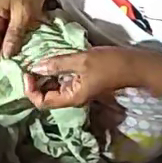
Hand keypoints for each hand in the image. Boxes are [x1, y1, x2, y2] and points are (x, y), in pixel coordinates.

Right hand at [0, 0, 45, 62]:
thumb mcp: (24, 13)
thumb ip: (14, 34)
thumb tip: (6, 55)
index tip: (10, 60)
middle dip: (1, 53)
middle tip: (20, 58)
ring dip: (8, 47)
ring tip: (23, 50)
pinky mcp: (2, 17)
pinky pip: (3, 34)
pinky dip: (12, 40)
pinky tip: (23, 41)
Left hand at [25, 47, 142, 109]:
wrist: (134, 66)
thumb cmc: (110, 64)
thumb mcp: (82, 60)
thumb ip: (57, 64)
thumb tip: (35, 67)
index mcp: (71, 98)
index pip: (42, 102)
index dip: (30, 90)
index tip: (27, 72)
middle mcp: (73, 99)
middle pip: (46, 97)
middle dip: (35, 82)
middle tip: (30, 63)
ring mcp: (78, 91)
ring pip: (54, 89)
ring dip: (45, 77)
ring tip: (40, 60)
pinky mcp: (82, 83)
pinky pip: (63, 82)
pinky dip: (55, 73)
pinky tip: (54, 60)